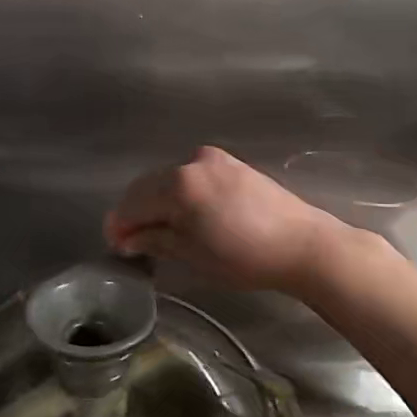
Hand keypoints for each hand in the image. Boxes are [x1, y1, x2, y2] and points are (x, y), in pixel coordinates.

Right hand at [104, 146, 354, 292]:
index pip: (133, 202)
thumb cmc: (243, 256)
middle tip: (130, 241)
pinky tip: (184, 215)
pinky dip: (180, 194)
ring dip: (157, 202)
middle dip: (136, 211)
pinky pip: (192, 177)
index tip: (114, 245)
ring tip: (158, 231)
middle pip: (148, 185)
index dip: (119, 225)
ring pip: (170, 179)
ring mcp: (214, 159)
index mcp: (178, 183)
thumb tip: (127, 238)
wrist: (302, 244)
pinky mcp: (232, 164)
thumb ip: (154, 239)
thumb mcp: (191, 254)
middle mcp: (191, 161)